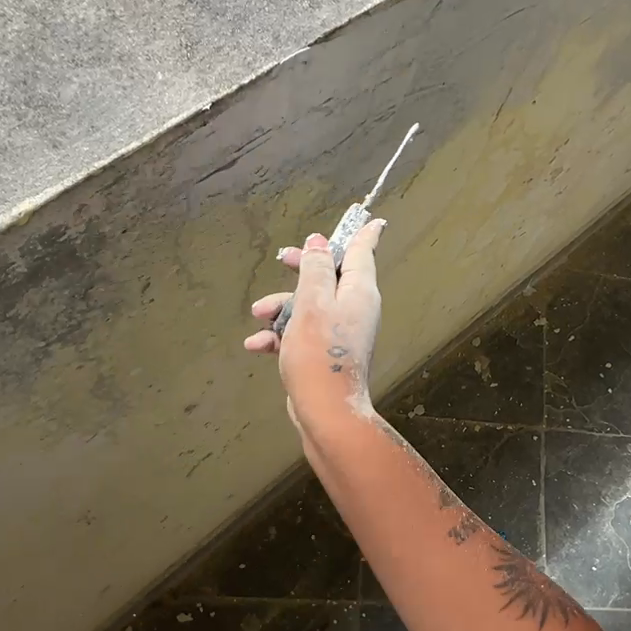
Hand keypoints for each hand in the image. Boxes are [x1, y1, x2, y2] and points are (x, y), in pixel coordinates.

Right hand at [244, 220, 385, 421]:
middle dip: (301, 268)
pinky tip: (257, 346)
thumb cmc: (320, 354)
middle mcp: (355, 310)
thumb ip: (315, 269)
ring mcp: (340, 334)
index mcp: (359, 292)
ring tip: (259, 316)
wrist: (325, 412)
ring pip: (309, 306)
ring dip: (281, 308)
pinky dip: (279, 337)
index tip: (373, 219)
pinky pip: (301, 334)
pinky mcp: (324, 355)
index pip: (362, 253)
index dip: (363, 234)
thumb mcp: (312, 303)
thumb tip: (319, 242)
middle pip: (329, 276)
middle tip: (281, 257)